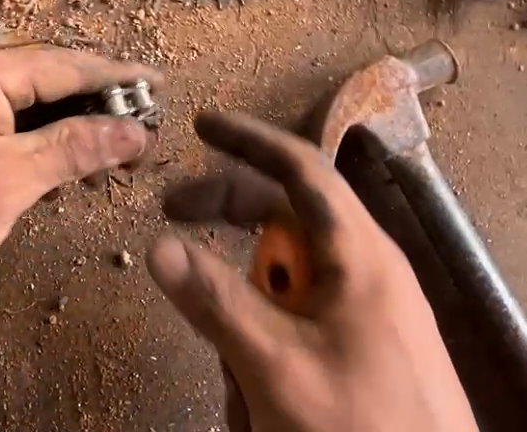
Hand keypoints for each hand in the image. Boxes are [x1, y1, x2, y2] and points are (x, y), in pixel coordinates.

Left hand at [0, 46, 155, 344]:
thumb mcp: (10, 183)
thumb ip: (74, 149)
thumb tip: (135, 131)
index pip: (68, 64)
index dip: (118, 76)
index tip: (159, 83)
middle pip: (52, 75)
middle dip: (100, 100)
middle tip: (146, 124)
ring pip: (33, 98)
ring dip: (74, 120)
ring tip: (117, 148)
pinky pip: (11, 116)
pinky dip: (44, 135)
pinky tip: (70, 158)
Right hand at [147, 112, 476, 431]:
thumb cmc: (362, 430)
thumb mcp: (278, 367)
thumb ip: (215, 301)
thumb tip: (159, 245)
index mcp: (360, 253)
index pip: (300, 166)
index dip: (248, 138)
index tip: (199, 125)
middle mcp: (366, 270)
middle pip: (284, 215)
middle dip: (227, 216)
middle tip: (172, 214)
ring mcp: (367, 313)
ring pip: (285, 282)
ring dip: (246, 316)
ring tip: (238, 384)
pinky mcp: (364, 353)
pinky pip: (300, 325)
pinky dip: (267, 349)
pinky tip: (259, 409)